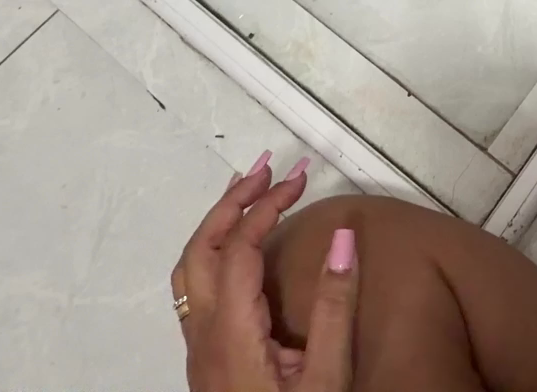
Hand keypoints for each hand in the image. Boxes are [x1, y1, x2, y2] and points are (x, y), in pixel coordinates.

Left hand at [173, 157, 359, 391]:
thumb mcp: (328, 376)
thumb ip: (335, 305)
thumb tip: (345, 234)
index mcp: (231, 335)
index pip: (240, 249)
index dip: (267, 205)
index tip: (301, 176)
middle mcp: (203, 335)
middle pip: (201, 250)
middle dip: (233, 200)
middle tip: (271, 166)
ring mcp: (198, 346)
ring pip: (191, 267)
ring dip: (220, 220)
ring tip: (252, 187)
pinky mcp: (205, 355)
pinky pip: (198, 283)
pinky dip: (218, 245)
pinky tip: (243, 241)